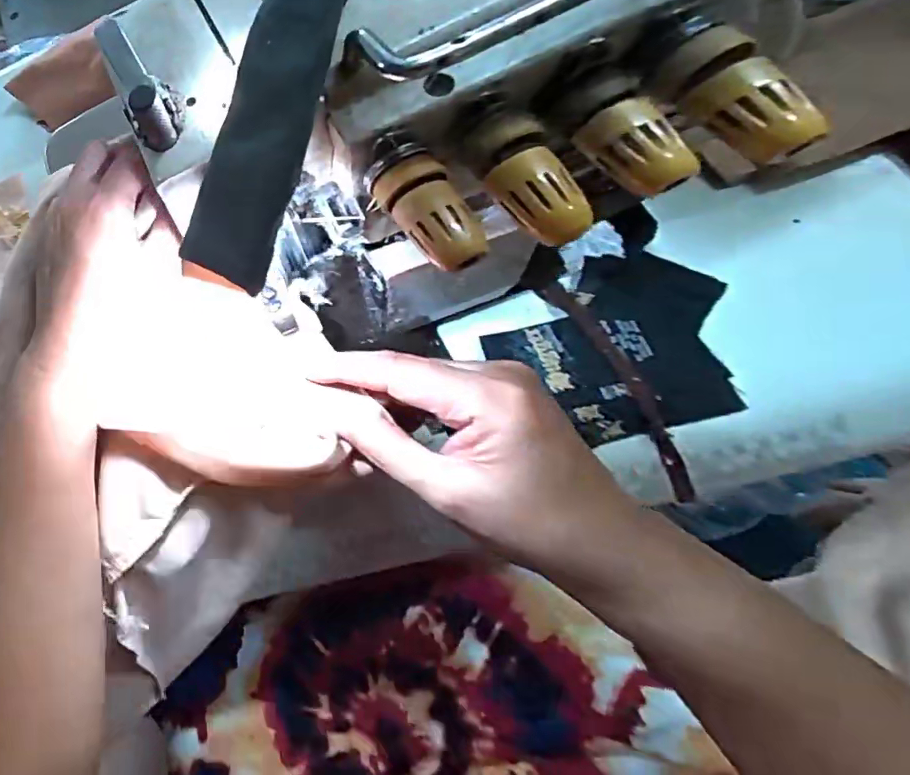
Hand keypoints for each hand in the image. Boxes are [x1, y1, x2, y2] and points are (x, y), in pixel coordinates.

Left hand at [18, 140, 366, 481]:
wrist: (68, 347)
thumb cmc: (119, 313)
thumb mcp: (155, 266)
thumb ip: (166, 227)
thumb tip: (173, 203)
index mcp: (103, 204)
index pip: (131, 158)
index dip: (154, 157)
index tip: (171, 163)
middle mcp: (73, 201)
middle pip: (98, 152)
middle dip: (123, 158)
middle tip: (148, 180)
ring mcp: (55, 216)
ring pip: (79, 173)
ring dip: (103, 175)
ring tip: (129, 202)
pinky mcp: (47, 234)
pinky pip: (69, 196)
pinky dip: (88, 196)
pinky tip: (108, 225)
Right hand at [309, 351, 652, 580]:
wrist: (605, 543)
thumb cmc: (525, 525)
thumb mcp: (446, 491)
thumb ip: (385, 446)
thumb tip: (337, 412)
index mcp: (486, 394)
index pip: (398, 369)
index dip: (346, 368)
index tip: (304, 368)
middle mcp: (495, 370)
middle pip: (410, 366)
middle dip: (361, 377)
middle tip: (316, 388)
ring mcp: (505, 375)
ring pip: (425, 373)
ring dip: (386, 387)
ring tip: (343, 401)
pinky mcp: (508, 387)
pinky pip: (445, 383)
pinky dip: (413, 396)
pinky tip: (391, 413)